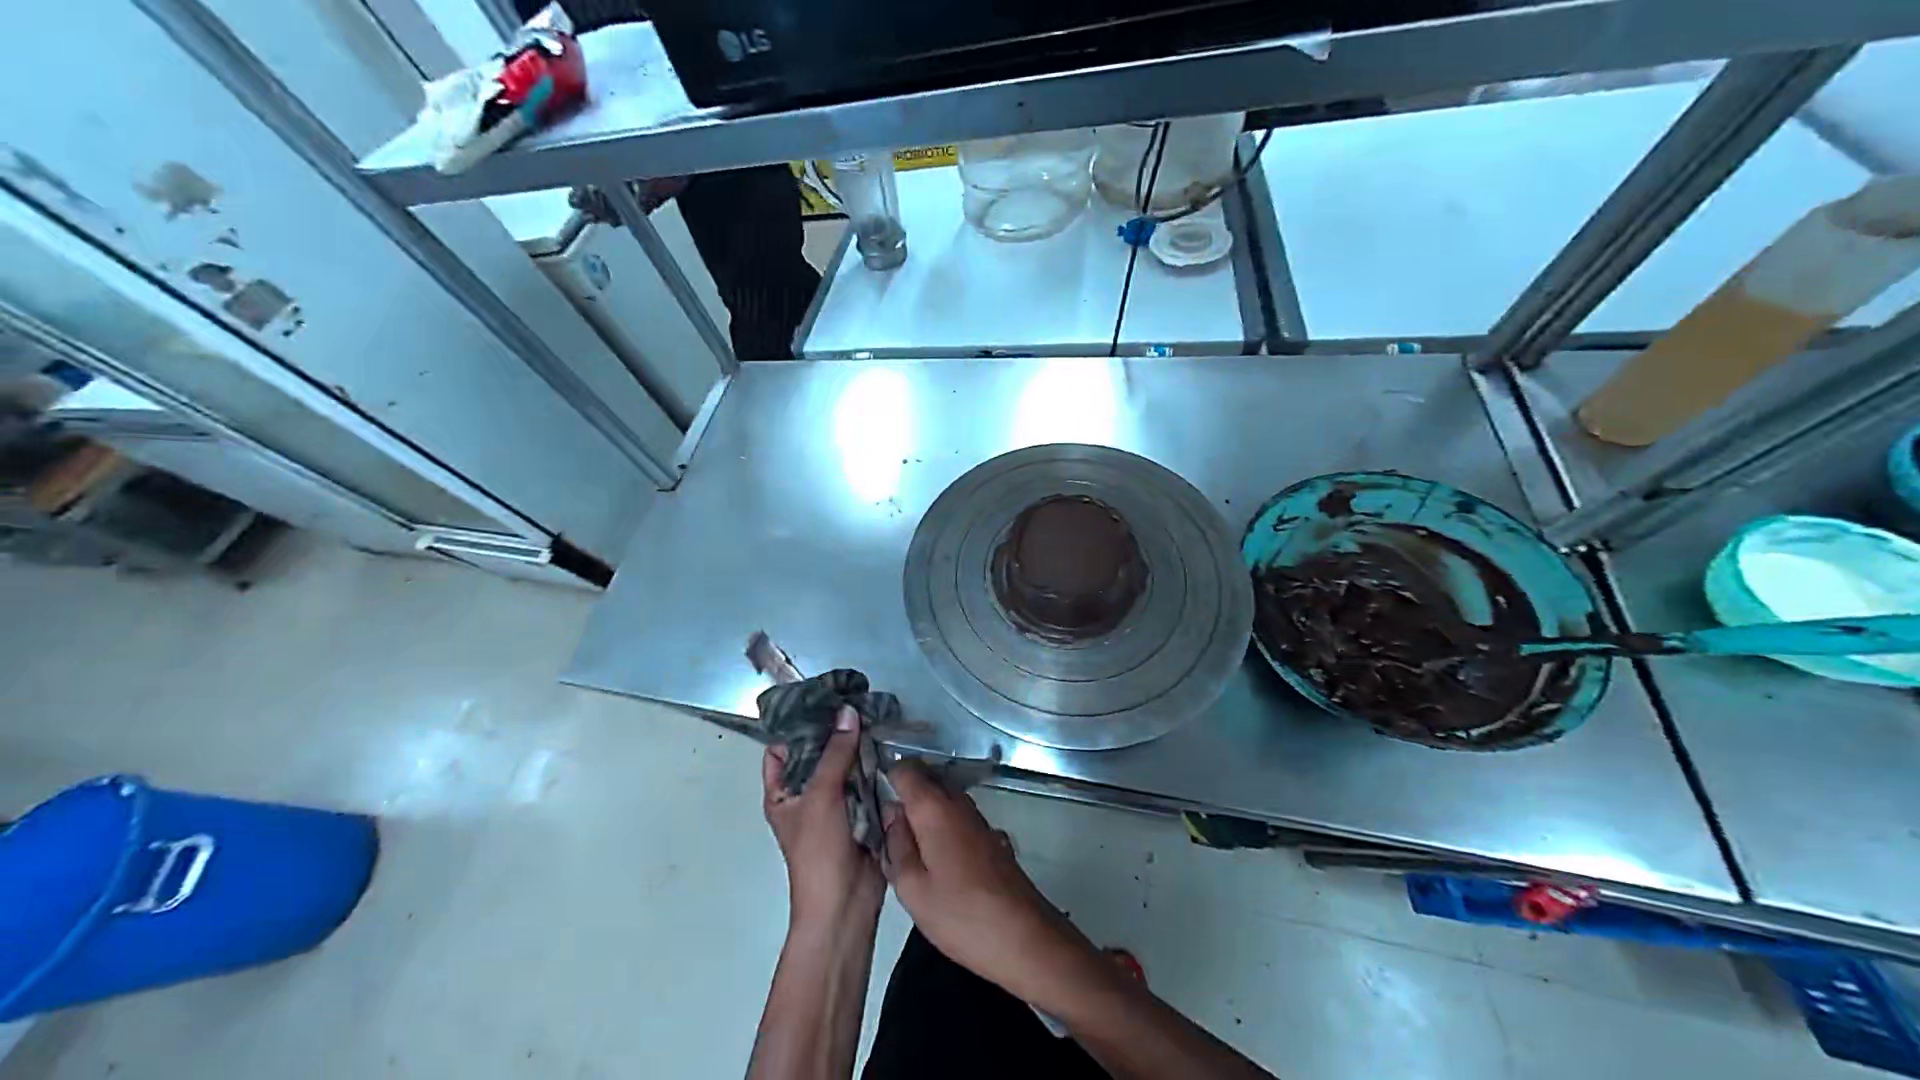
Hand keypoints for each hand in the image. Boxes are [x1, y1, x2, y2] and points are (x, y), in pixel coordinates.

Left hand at [763, 706, 883, 927]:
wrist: (845, 903)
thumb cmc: (818, 851)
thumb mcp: (821, 796)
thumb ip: (836, 753)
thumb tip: (848, 712)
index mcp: (782, 792)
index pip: (782, 748)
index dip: (797, 724)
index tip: (820, 697)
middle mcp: (806, 793)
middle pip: (819, 752)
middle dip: (836, 730)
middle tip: (857, 697)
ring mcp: (835, 802)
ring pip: (845, 764)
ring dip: (859, 744)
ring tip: (877, 711)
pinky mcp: (861, 809)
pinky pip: (866, 779)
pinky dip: (875, 763)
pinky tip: (889, 740)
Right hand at [881, 761, 1106, 1010]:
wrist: (1024, 937)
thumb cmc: (961, 915)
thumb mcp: (912, 888)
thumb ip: (895, 844)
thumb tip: (890, 814)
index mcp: (934, 807)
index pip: (905, 769)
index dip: (884, 777)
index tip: (868, 797)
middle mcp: (958, 802)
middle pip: (925, 780)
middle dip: (903, 794)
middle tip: (881, 826)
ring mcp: (978, 818)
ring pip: (942, 800)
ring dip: (923, 812)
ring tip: (903, 845)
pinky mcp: (990, 836)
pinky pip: (957, 818)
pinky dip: (941, 826)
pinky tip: (934, 858)